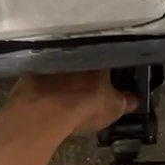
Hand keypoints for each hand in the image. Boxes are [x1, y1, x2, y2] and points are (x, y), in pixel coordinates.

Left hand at [0, 70, 133, 137]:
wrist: (45, 112)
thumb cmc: (85, 107)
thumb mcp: (113, 108)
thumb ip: (125, 101)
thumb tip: (134, 99)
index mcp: (100, 58)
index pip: (110, 57)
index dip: (112, 68)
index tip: (111, 76)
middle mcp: (75, 51)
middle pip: (85, 58)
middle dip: (87, 68)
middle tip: (89, 82)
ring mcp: (52, 59)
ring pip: (63, 62)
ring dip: (66, 71)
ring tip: (68, 86)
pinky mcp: (31, 69)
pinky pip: (43, 72)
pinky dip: (46, 79)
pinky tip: (47, 90)